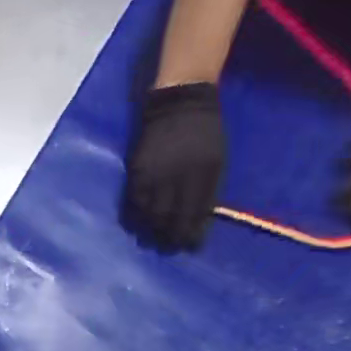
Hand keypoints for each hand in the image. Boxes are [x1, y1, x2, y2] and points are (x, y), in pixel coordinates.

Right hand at [125, 83, 224, 251]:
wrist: (179, 102)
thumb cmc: (203, 130)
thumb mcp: (215, 158)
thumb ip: (207, 187)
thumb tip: (197, 217)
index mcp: (205, 173)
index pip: (197, 213)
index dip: (193, 233)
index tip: (191, 247)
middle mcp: (180, 177)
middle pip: (172, 218)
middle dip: (171, 236)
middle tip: (169, 247)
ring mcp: (157, 175)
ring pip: (151, 214)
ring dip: (152, 229)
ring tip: (153, 238)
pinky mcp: (138, 172)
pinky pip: (135, 202)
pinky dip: (137, 215)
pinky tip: (138, 222)